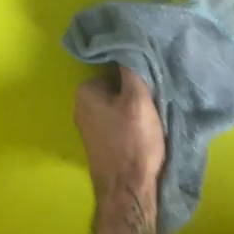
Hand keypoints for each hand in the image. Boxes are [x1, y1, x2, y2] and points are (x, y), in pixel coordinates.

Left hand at [74, 65, 165, 200]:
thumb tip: (127, 41)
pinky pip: (118, 123)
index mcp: (84, 91)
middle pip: (116, 87)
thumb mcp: (138, 99)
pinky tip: (144, 136)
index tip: (149, 89)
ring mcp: (89, 128)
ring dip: (135, 111)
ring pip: (119, 106)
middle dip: (134, 94)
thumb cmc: (133, 142)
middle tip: (152, 106)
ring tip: (151, 122)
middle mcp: (81, 107)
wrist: (129, 192)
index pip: (114, 69)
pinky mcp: (101, 144)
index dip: (134, 78)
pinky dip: (131, 126)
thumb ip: (131, 68)